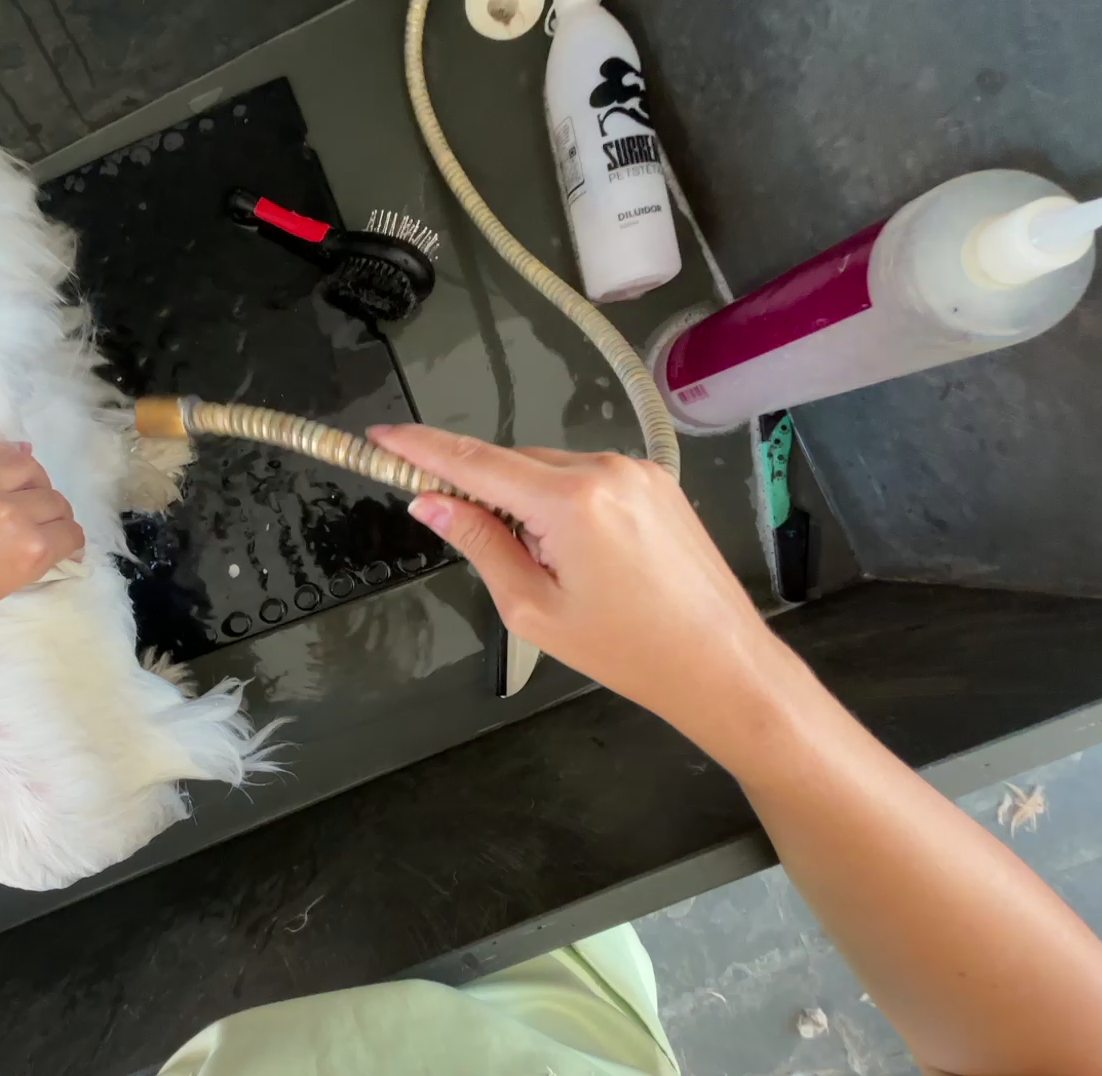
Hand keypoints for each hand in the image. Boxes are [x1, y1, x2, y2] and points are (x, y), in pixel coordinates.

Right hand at [370, 425, 786, 722]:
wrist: (722, 665)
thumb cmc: (622, 649)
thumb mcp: (530, 605)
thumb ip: (478, 542)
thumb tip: (428, 503)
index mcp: (570, 500)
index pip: (474, 462)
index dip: (420, 447)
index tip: (379, 436)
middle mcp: (605, 467)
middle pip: (510, 462)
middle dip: (478, 489)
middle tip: (467, 536)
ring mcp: (636, 470)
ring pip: (545, 468)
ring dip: (521, 498)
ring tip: (541, 562)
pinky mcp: (655, 481)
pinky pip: (581, 476)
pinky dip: (555, 498)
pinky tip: (570, 548)